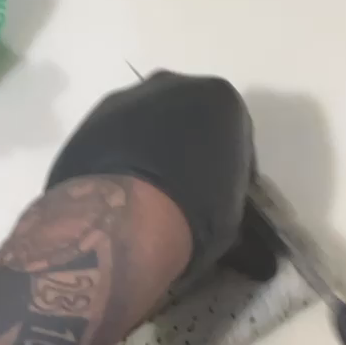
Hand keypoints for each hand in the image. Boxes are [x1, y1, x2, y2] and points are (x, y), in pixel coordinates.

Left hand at [47, 71, 266, 284]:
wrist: (123, 220)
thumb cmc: (193, 217)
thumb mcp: (231, 222)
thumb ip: (238, 217)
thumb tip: (257, 258)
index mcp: (221, 101)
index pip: (233, 135)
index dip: (228, 169)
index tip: (219, 197)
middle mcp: (174, 85)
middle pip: (186, 120)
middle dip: (186, 151)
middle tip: (182, 194)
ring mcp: (126, 99)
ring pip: (145, 125)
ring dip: (148, 152)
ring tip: (144, 197)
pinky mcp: (88, 120)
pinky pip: (112, 139)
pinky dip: (117, 160)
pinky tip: (117, 194)